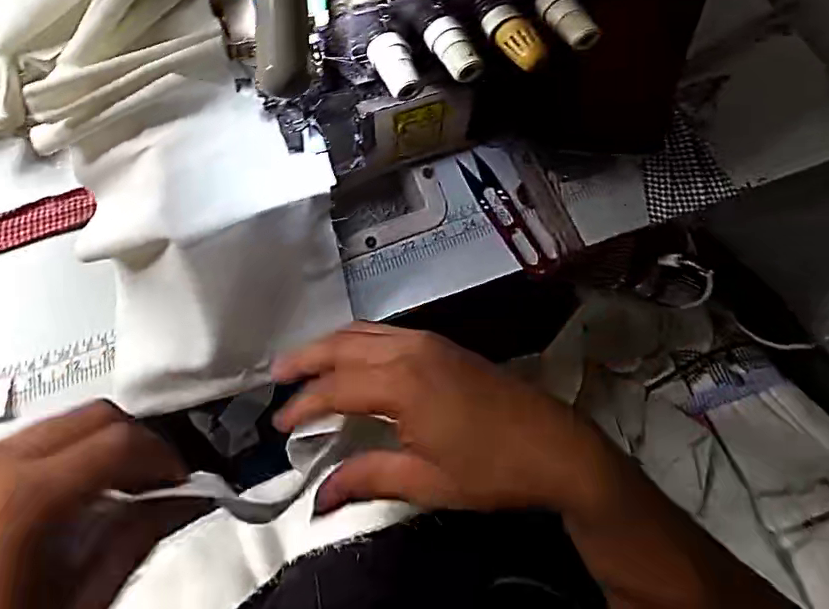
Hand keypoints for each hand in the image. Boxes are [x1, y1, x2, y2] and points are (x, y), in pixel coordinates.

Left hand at [0, 401, 196, 608]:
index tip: (184, 481)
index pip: (119, 440)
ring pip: (66, 421)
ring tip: (124, 492)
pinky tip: (78, 498)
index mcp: (21, 495)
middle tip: (160, 483)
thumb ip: (129, 545)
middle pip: (94, 415)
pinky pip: (33, 441)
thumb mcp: (70, 608)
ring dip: (103, 446)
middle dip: (137, 442)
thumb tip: (176, 505)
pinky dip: (68, 455)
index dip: (162, 456)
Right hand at [271, 322, 627, 517]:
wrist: (552, 445)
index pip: (335, 387)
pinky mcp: (439, 342)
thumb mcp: (426, 481)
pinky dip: (356, 340)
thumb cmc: (489, 469)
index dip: (304, 405)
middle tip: (276, 376)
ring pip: (362, 331)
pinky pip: (383, 332)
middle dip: (306, 359)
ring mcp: (426, 341)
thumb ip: (367, 478)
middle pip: (342, 344)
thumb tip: (320, 497)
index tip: (281, 424)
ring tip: (303, 363)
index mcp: (402, 382)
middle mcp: (408, 349)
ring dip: (329, 344)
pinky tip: (349, 356)